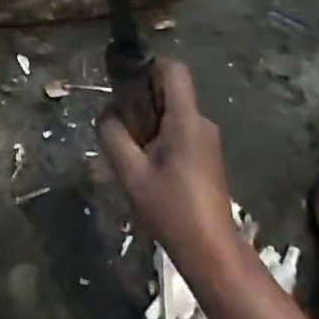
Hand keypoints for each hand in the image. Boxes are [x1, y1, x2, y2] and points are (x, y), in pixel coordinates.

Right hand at [99, 60, 238, 265]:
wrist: (211, 252)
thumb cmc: (171, 209)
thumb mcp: (130, 172)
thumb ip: (113, 134)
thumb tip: (107, 112)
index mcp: (186, 119)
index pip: (173, 69)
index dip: (148, 66)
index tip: (124, 85)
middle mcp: (201, 122)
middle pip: (168, 91)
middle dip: (140, 99)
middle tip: (119, 125)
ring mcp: (207, 140)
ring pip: (172, 112)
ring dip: (148, 121)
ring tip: (130, 151)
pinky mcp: (206, 156)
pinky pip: (179, 130)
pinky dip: (159, 137)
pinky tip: (146, 166)